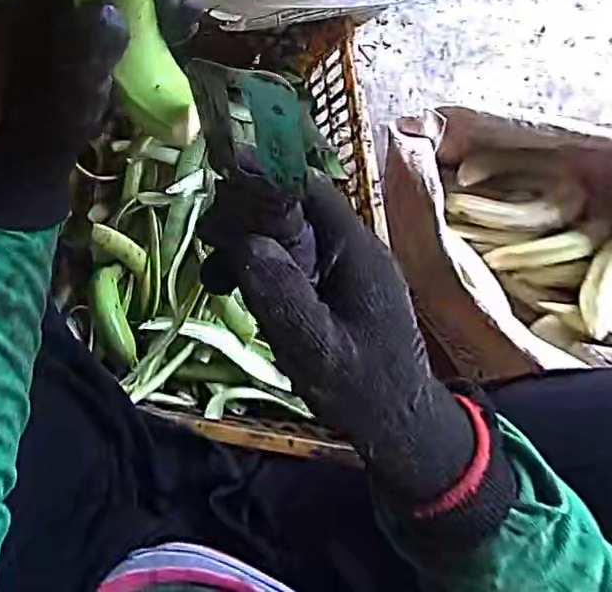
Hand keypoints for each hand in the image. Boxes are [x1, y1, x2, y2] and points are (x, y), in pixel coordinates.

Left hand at [0, 0, 193, 228]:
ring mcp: (100, 2)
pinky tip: (182, 26)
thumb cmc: (54, 104)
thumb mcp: (69, 78)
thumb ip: (86, 45)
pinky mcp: (121, 24)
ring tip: (179, 7)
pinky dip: (170, 10)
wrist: (56, 139)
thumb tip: (110, 12)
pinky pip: (151, 4)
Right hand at [199, 171, 503, 514]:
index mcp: (355, 250)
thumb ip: (282, 294)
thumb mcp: (317, 348)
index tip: (220, 184)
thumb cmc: (365, 392)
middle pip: (285, 203)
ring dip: (240, 242)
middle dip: (242, 216)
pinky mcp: (322, 280)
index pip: (306, 186)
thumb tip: (243, 239)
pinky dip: (250, 262)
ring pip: (276, 228)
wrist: (401, 432)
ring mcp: (334, 262)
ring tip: (213, 276)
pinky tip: (227, 286)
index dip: (262, 177)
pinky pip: (280, 253)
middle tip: (210, 243)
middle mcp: (345, 245)